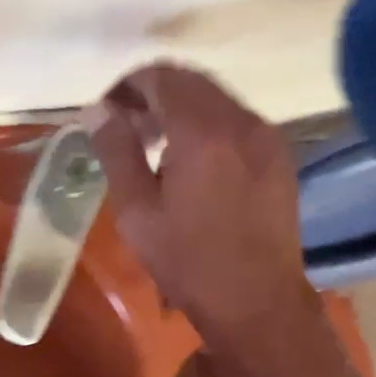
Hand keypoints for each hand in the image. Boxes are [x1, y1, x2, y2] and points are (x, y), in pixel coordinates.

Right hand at [86, 62, 315, 335]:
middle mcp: (241, 120)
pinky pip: (236, 121)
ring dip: (181, 109)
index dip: (128, 85)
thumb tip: (97, 110)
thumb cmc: (187, 261)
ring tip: (153, 145)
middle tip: (125, 126)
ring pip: (216, 99)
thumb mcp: (137, 211)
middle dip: (154, 93)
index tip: (106, 110)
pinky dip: (207, 125)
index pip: (162, 77)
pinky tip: (189, 162)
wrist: (256, 300)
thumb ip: (117, 152)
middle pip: (192, 81)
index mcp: (202, 131)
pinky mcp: (278, 155)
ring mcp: (266, 136)